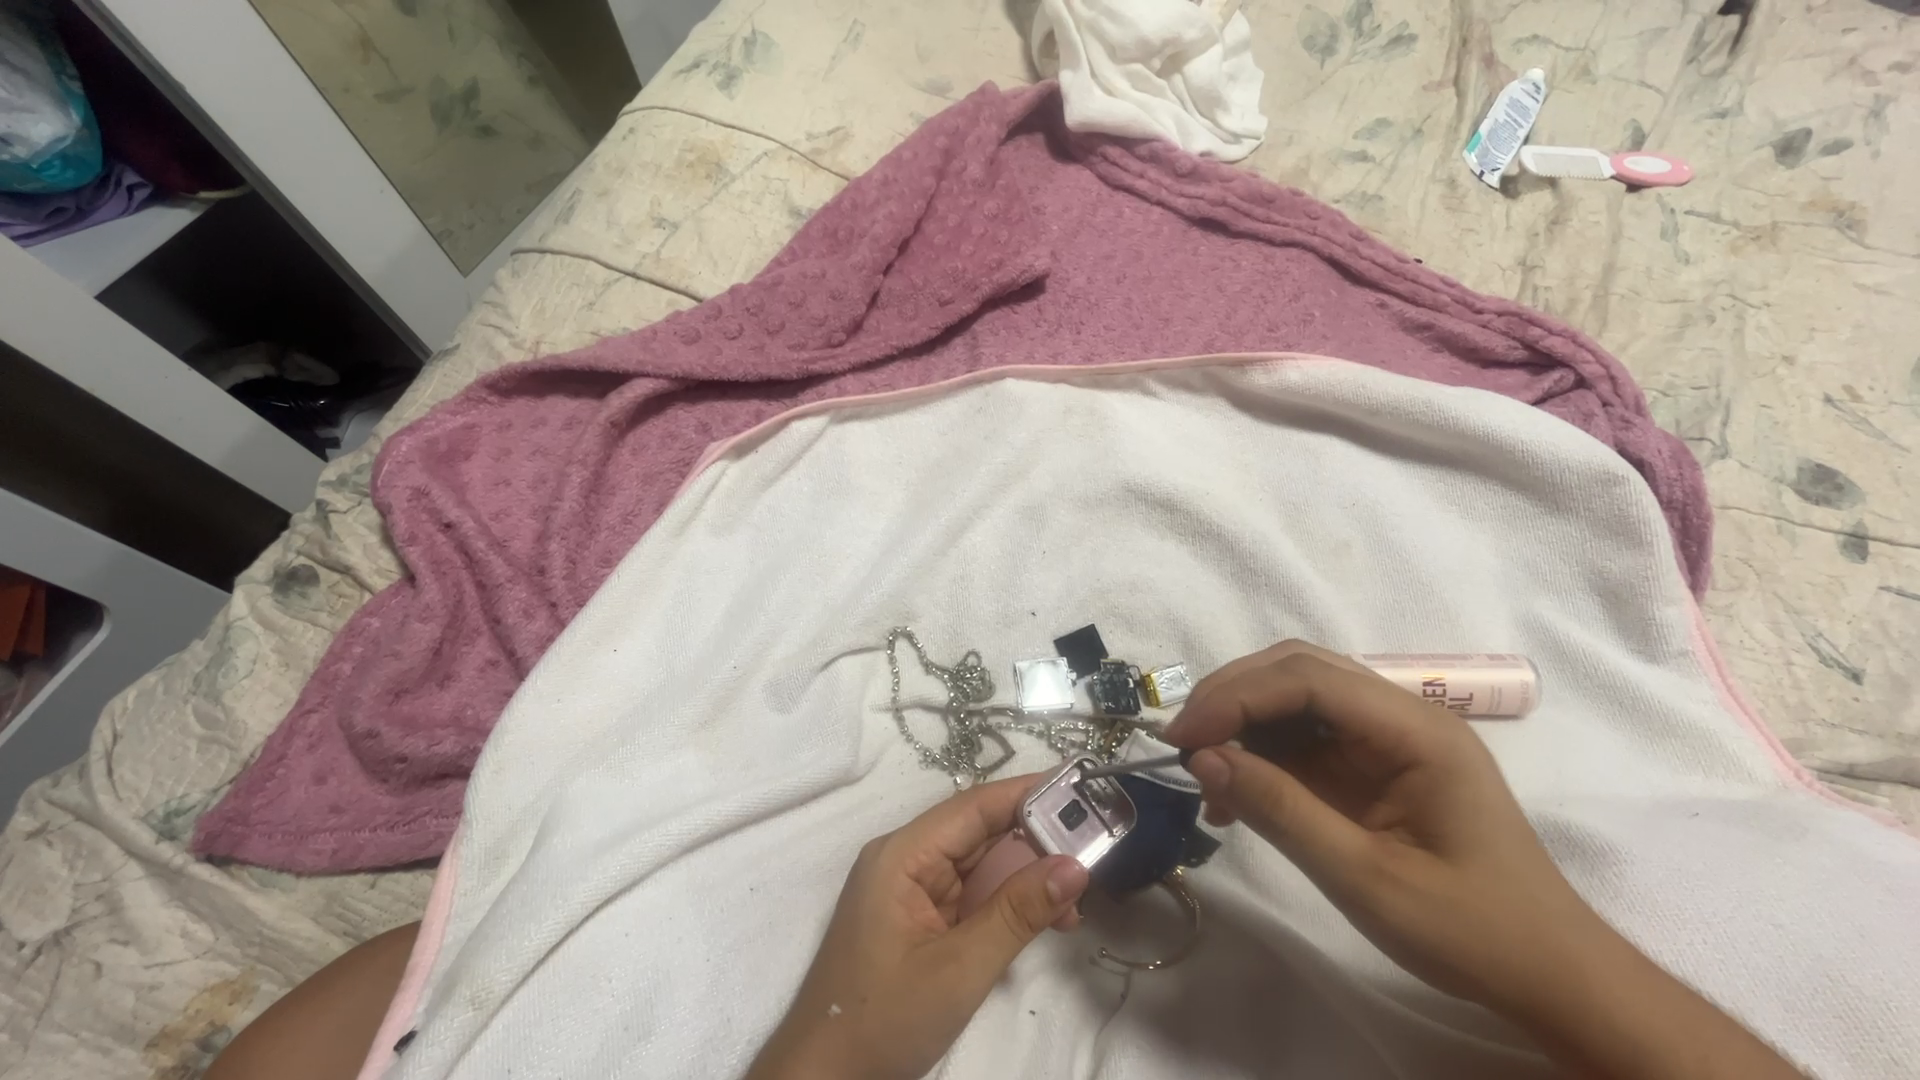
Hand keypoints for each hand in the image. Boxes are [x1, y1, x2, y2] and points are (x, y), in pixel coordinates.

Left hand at [746, 775, 1090, 1079]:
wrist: (826, 1077)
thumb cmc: (884, 1018)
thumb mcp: (959, 968)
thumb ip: (1018, 913)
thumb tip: (1075, 866)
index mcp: (903, 855)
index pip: (975, 807)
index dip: (1028, 793)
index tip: (1082, 788)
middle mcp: (908, 860)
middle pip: (982, 832)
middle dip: (1038, 840)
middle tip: (1097, 851)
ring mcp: (914, 890)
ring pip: (983, 865)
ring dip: (1029, 878)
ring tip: (1079, 899)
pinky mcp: (922, 918)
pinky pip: (974, 895)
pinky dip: (1011, 904)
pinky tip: (1049, 919)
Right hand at [1161, 640, 1599, 1010]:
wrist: (1547, 975)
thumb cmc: (1468, 929)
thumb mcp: (1365, 877)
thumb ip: (1281, 810)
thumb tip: (1202, 759)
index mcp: (1415, 730)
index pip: (1307, 678)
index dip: (1235, 697)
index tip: (1182, 739)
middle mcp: (1401, 716)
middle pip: (1298, 671)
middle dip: (1232, 697)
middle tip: (1181, 744)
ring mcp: (1388, 738)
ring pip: (1296, 698)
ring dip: (1241, 724)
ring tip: (1203, 773)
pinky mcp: (1375, 765)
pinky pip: (1305, 739)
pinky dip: (1260, 756)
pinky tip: (1235, 796)